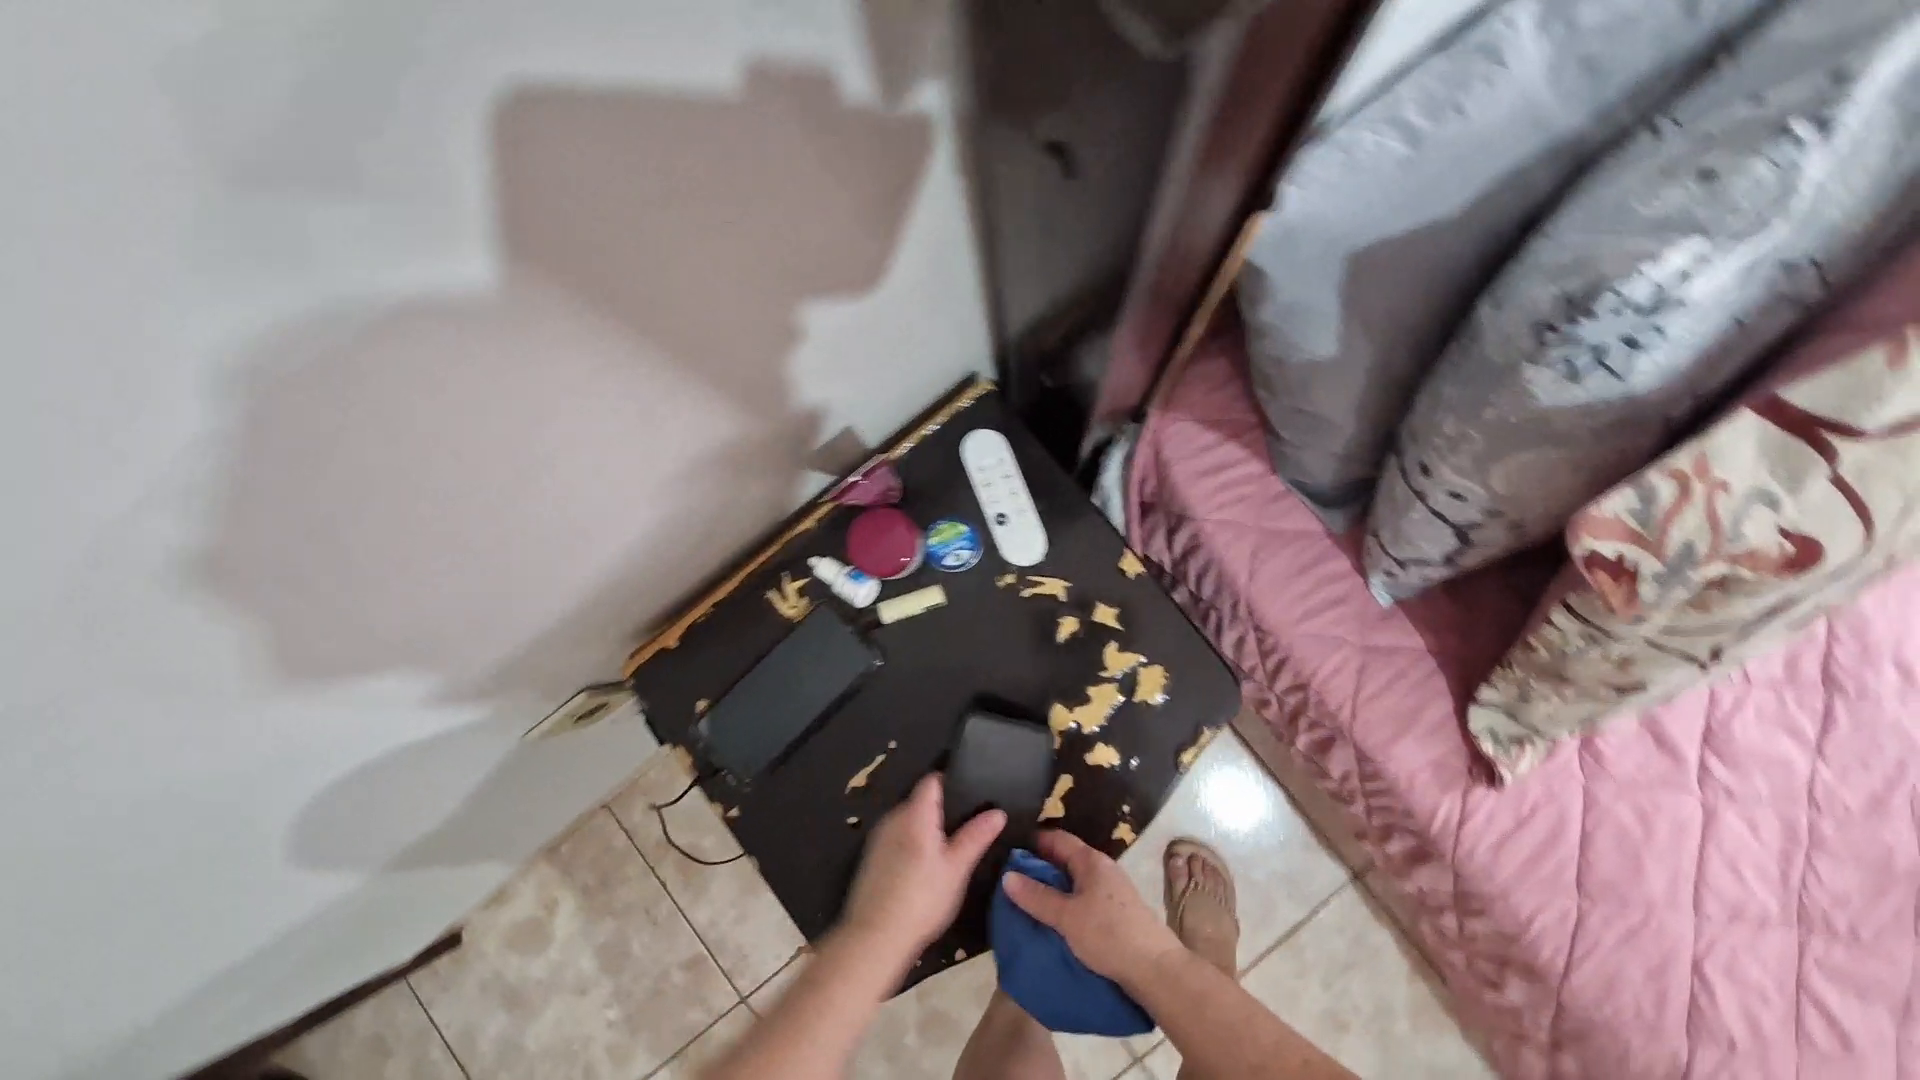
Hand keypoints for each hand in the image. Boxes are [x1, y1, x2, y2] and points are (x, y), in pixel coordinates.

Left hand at [840, 774, 1005, 959]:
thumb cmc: (922, 899)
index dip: (952, 781)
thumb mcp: (957, 869)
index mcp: (914, 813)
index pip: (932, 780)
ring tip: (952, 845)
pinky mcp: (872, 859)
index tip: (974, 791)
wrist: (875, 938)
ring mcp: (878, 838)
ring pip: (908, 821)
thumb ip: (976, 836)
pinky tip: (926, 866)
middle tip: (971, 824)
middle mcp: (892, 818)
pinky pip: (897, 839)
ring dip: (927, 828)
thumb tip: (998, 812)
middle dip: (943, 808)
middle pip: (920, 800)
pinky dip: (913, 843)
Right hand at [1001, 829, 1182, 984]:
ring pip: (1074, 881)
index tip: (1008, 850)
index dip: (1032, 841)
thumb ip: (1037, 897)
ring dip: (1052, 887)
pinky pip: (1083, 898)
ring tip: (1025, 899)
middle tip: (1010, 878)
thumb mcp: (1067, 916)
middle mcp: (1102, 869)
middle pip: (1065, 859)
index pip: (1057, 838)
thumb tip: (1007, 876)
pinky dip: (1066, 902)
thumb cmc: (1109, 934)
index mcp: (1091, 861)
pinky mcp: (1115, 912)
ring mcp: (1111, 890)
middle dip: (1039, 867)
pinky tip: (1052, 918)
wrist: (1155, 969)